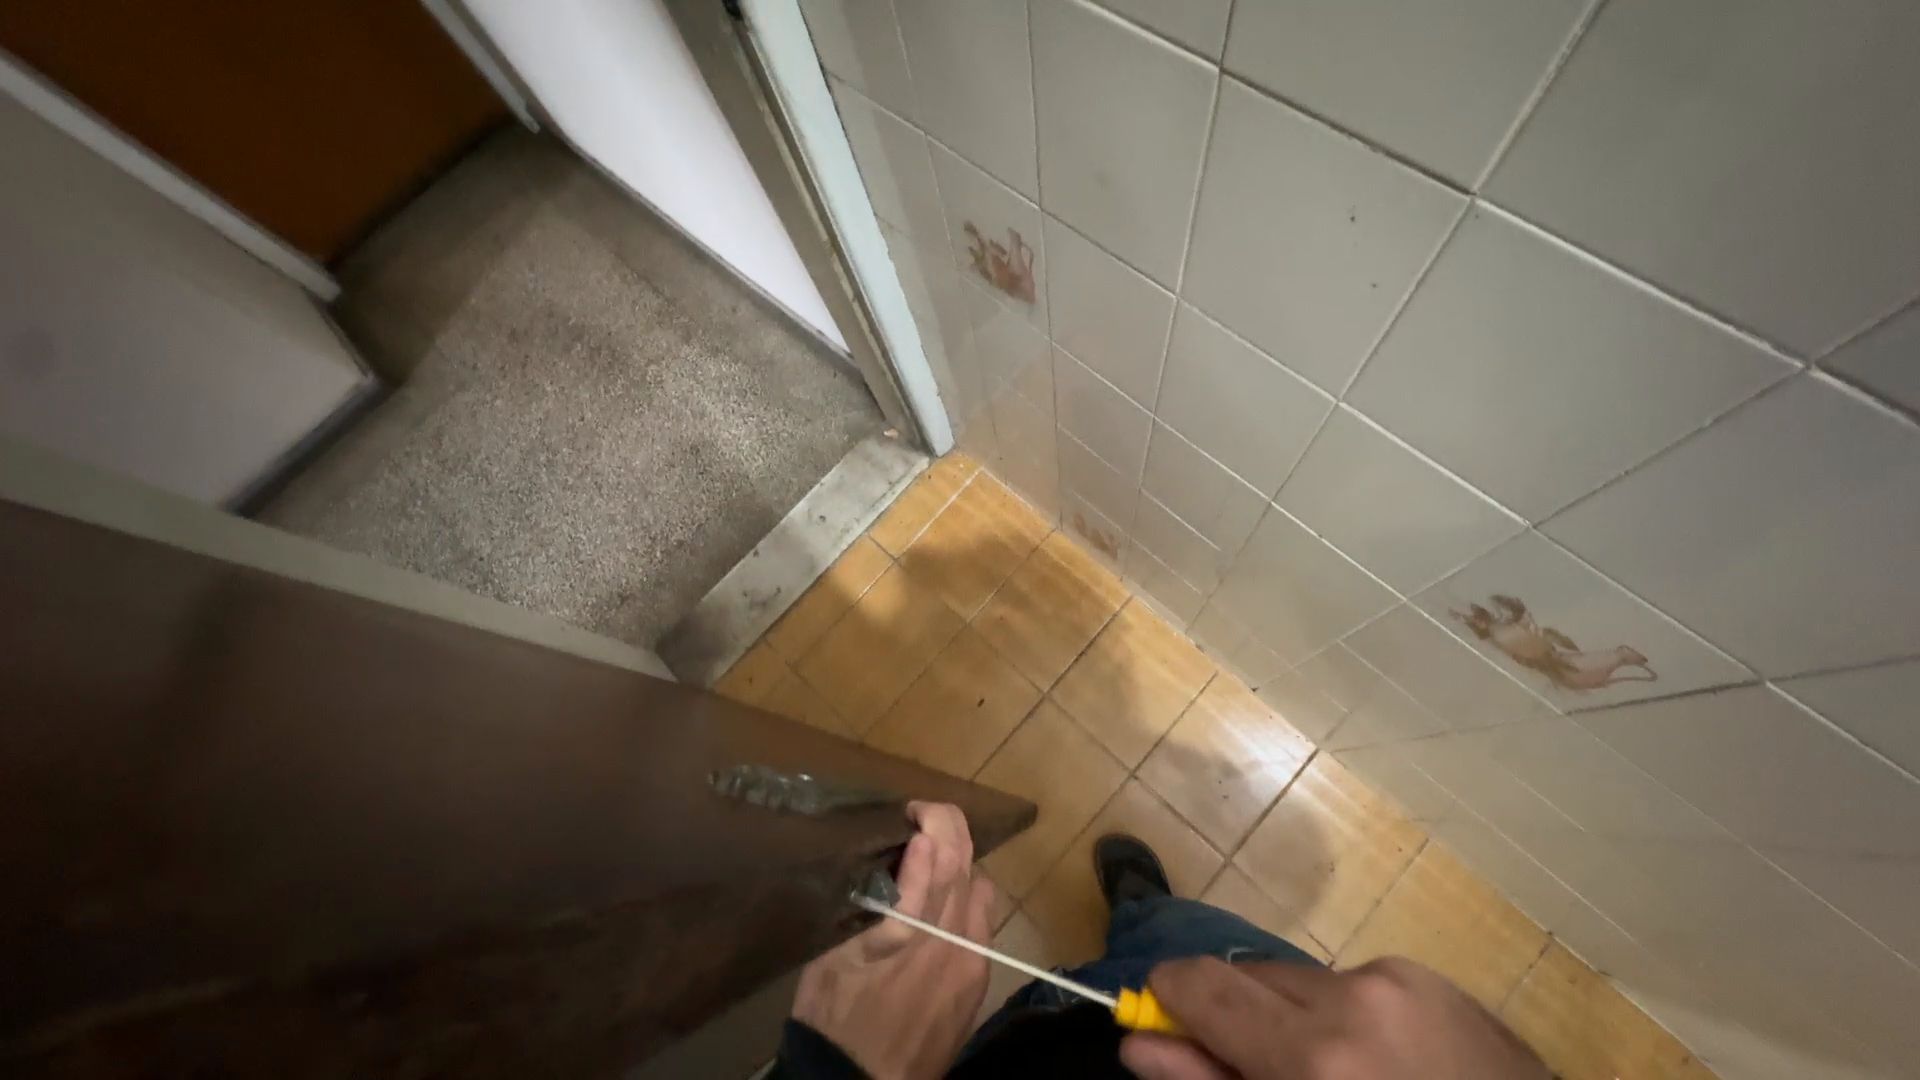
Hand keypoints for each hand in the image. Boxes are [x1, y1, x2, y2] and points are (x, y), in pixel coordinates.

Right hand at [792, 802, 996, 1079]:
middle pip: (962, 865)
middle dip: (949, 828)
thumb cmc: (833, 1011)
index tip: (913, 811)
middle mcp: (943, 942)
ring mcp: (968, 960)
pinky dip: (969, 895)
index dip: (932, 826)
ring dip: (962, 860)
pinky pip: (984, 919)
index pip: (934, 862)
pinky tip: (950, 897)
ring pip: (980, 887)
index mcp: (901, 933)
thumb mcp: (831, 951)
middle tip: (925, 816)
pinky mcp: (979, 978)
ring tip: (938, 854)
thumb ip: (864, 899)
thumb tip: (890, 855)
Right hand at [1121, 956, 1550, 1079]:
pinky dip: (1346, 1020)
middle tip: (1264, 1076)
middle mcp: (1358, 996)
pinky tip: (1384, 1069)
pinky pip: (1355, 985)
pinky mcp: (1437, 979)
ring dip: (1296, 1021)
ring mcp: (1405, 979)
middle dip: (1241, 1019)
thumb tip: (1139, 1043)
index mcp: (1321, 1057)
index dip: (1171, 997)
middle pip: (1249, 976)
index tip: (1166, 1027)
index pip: (1201, 980)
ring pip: (1300, 980)